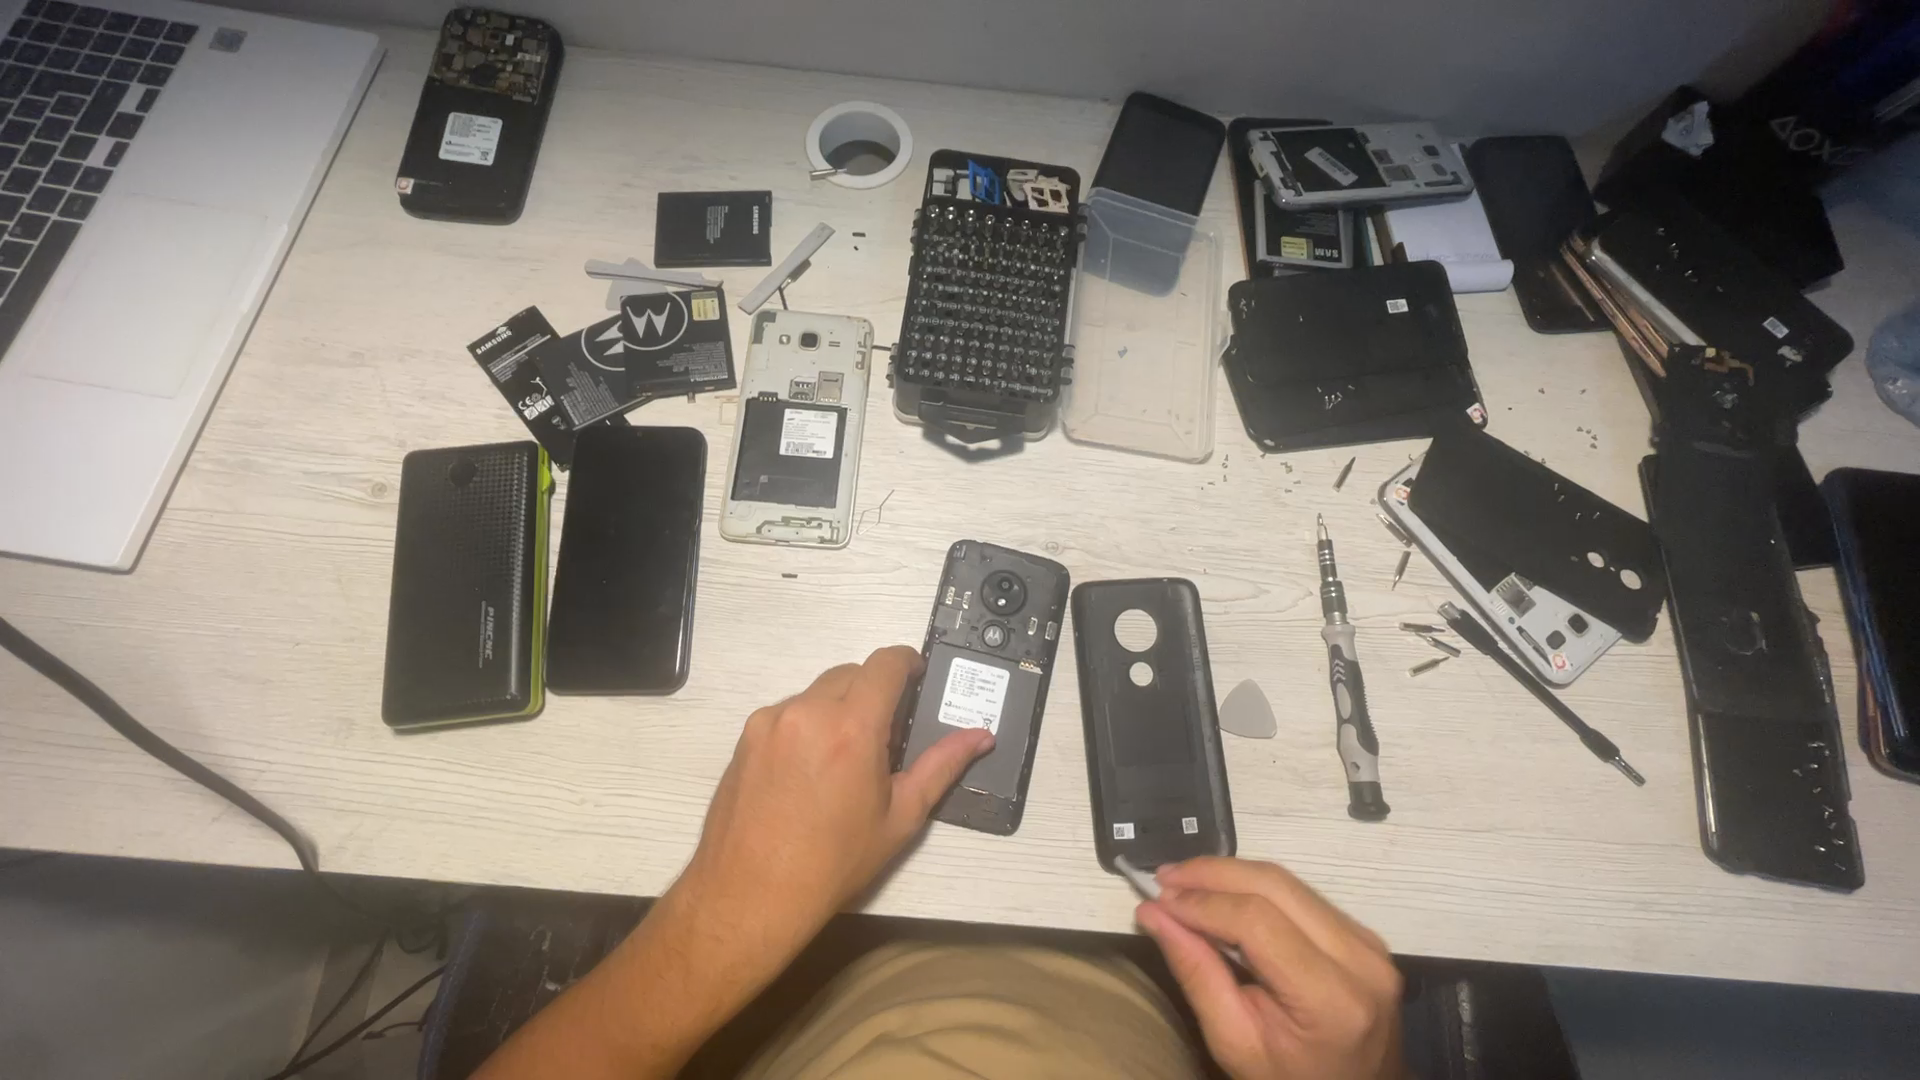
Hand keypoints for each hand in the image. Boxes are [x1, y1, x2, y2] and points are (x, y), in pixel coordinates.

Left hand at [677, 646, 992, 947]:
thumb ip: (942, 766)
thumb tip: (981, 736)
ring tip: (844, 758)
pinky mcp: (747, 734)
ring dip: (839, 707)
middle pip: (852, 673)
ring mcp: (771, 720)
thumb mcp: (900, 817)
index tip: (918, 679)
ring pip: (819, 691)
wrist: (749, 895)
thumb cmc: (834, 863)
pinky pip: (789, 711)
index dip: (908, 663)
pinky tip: (809, 770)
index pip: (886, 663)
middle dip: (875, 691)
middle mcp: (808, 710)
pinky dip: (808, 724)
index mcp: (852, 727)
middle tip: (885, 736)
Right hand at [1136, 857, 1405, 1079]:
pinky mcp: (1361, 932)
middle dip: (1210, 873)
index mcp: (1332, 998)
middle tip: (1163, 877)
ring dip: (1227, 873)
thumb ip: (1196, 973)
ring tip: (1183, 881)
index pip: (1257, 921)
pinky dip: (1251, 884)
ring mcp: (1366, 941)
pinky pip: (1297, 891)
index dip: (1203, 903)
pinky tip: (1219, 892)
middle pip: (1273, 885)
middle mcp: (1359, 958)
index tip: (1158, 900)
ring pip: (1284, 880)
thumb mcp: (1234, 1042)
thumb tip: (1151, 912)